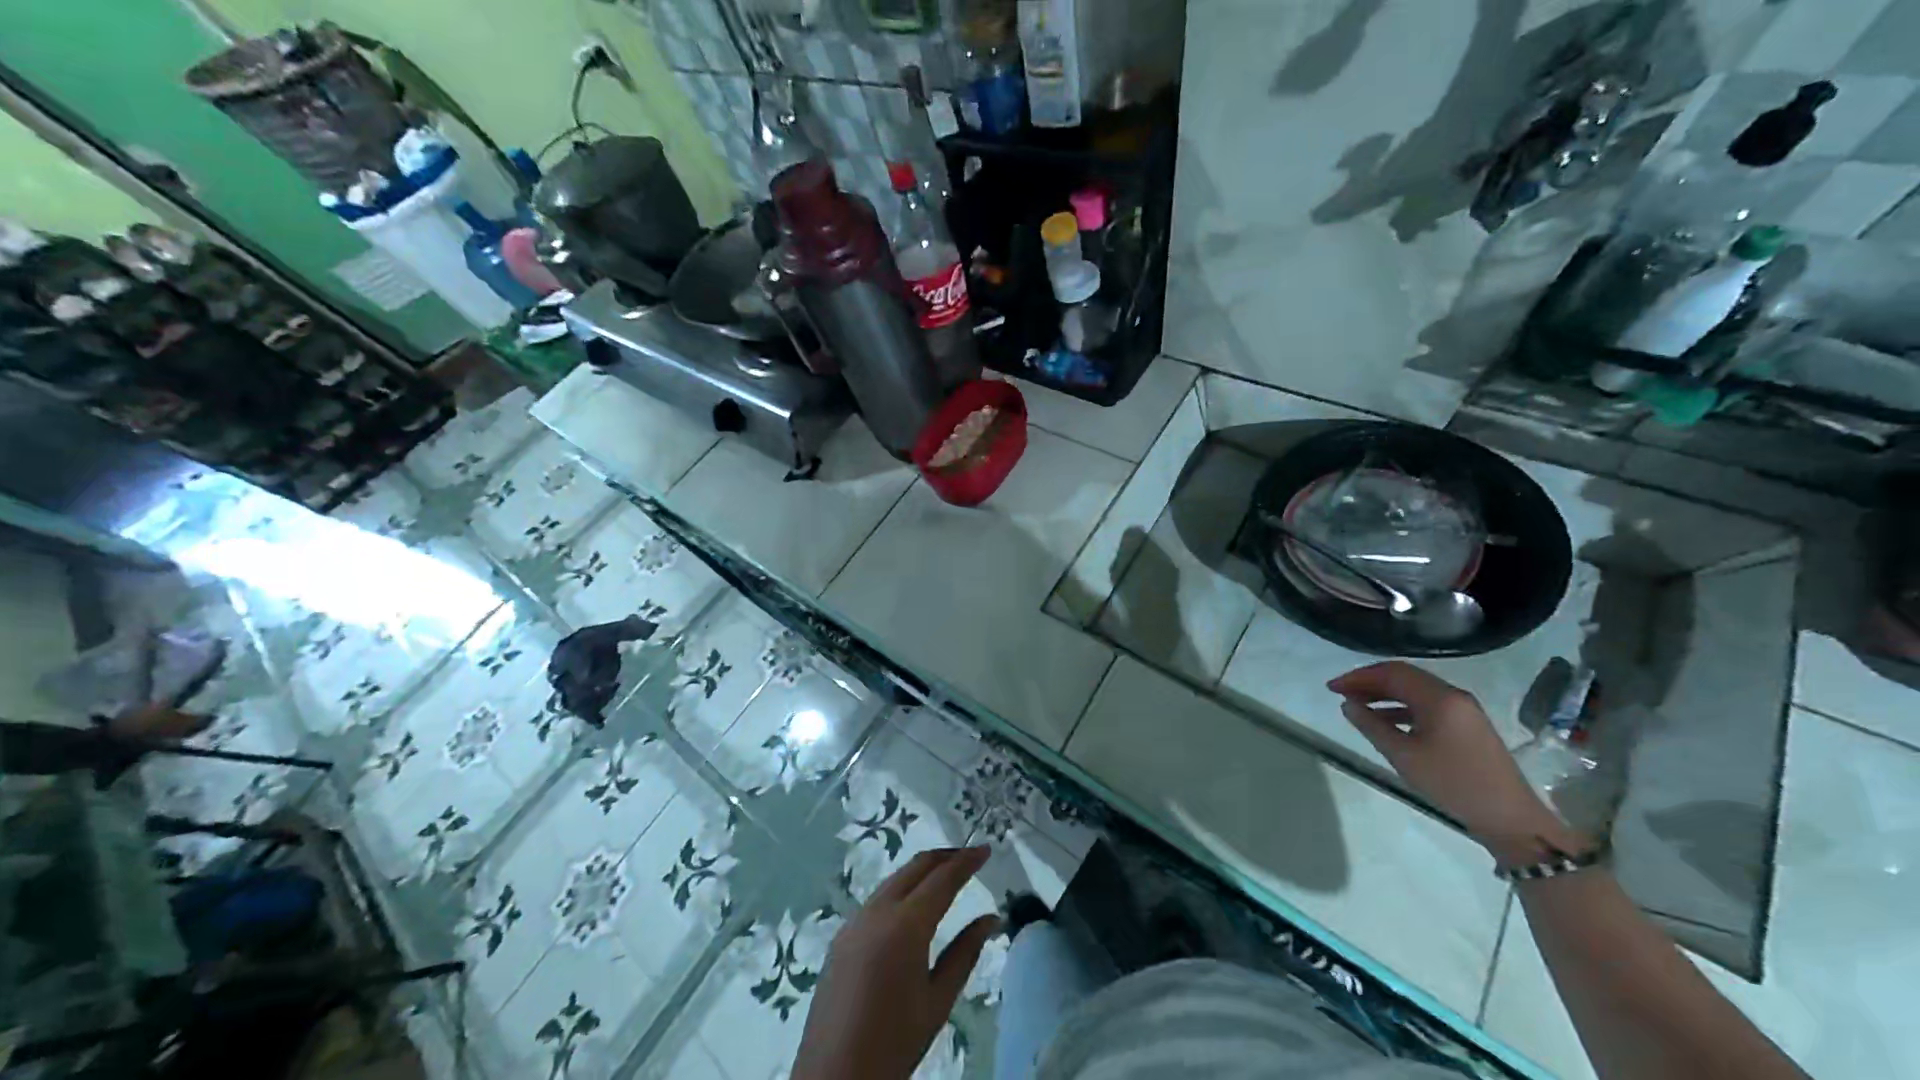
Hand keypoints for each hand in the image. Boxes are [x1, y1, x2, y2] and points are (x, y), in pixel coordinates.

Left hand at [791, 846, 1000, 1079]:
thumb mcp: (938, 1000)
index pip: (942, 879)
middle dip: (944, 857)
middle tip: (970, 856)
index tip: (986, 849)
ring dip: (921, 871)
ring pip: (893, 880)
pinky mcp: (841, 937)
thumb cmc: (895, 1042)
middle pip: (914, 868)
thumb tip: (991, 918)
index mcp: (905, 926)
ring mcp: (854, 922)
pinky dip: (901, 890)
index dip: (967, 861)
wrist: (835, 1077)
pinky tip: (913, 906)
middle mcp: (876, 912)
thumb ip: (965, 952)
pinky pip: (876, 900)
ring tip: (946, 876)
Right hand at [1328, 662, 1589, 863]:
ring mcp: (1464, 709)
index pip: (1392, 673)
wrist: (1509, 817)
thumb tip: (1348, 704)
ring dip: (1384, 694)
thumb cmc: (1452, 783)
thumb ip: (1371, 725)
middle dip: (1369, 682)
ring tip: (1357, 706)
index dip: (1358, 676)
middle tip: (1341, 693)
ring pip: (1416, 691)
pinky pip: (1428, 705)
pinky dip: (1402, 707)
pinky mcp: (1467, 725)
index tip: (1332, 688)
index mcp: (1440, 698)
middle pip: (1404, 677)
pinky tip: (1384, 721)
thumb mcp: (1403, 756)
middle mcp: (1453, 695)